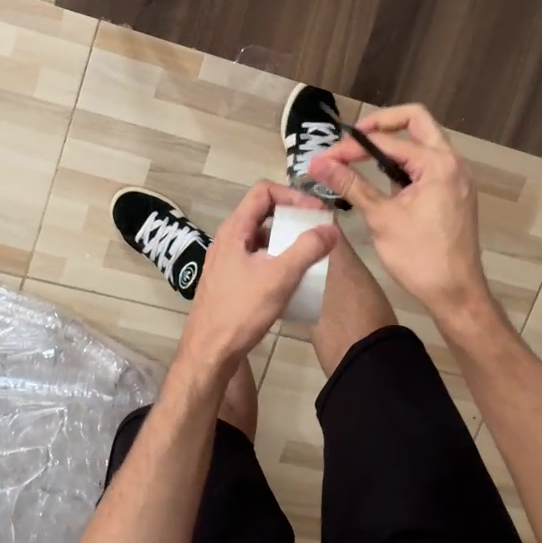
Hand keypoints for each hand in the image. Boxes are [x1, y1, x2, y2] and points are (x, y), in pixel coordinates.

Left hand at [177, 181, 339, 374]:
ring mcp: (227, 259)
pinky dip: (277, 257)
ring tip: (310, 252)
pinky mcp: (230, 279)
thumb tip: (332, 227)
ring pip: (260, 236)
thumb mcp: (279, 276)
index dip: (292, 195)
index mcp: (235, 229)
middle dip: (293, 216)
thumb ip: (307, 249)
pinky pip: (257, 256)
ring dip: (286, 238)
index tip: (316, 212)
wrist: (210, 352)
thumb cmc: (241, 310)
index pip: (263, 191)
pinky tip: (292, 277)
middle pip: (263, 211)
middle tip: (318, 229)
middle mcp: (228, 238)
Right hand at [307, 104, 491, 320]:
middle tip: (353, 137)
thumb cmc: (420, 257)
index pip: (388, 140)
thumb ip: (350, 184)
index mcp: (438, 164)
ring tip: (362, 157)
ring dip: (394, 143)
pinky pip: (429, 162)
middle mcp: (453, 162)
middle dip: (382, 124)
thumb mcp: (381, 218)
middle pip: (416, 121)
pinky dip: (406, 162)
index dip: (352, 146)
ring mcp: (457, 175)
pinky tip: (383, 178)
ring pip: (424, 140)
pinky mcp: (455, 190)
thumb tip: (318, 163)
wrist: (456, 294)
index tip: (326, 158)